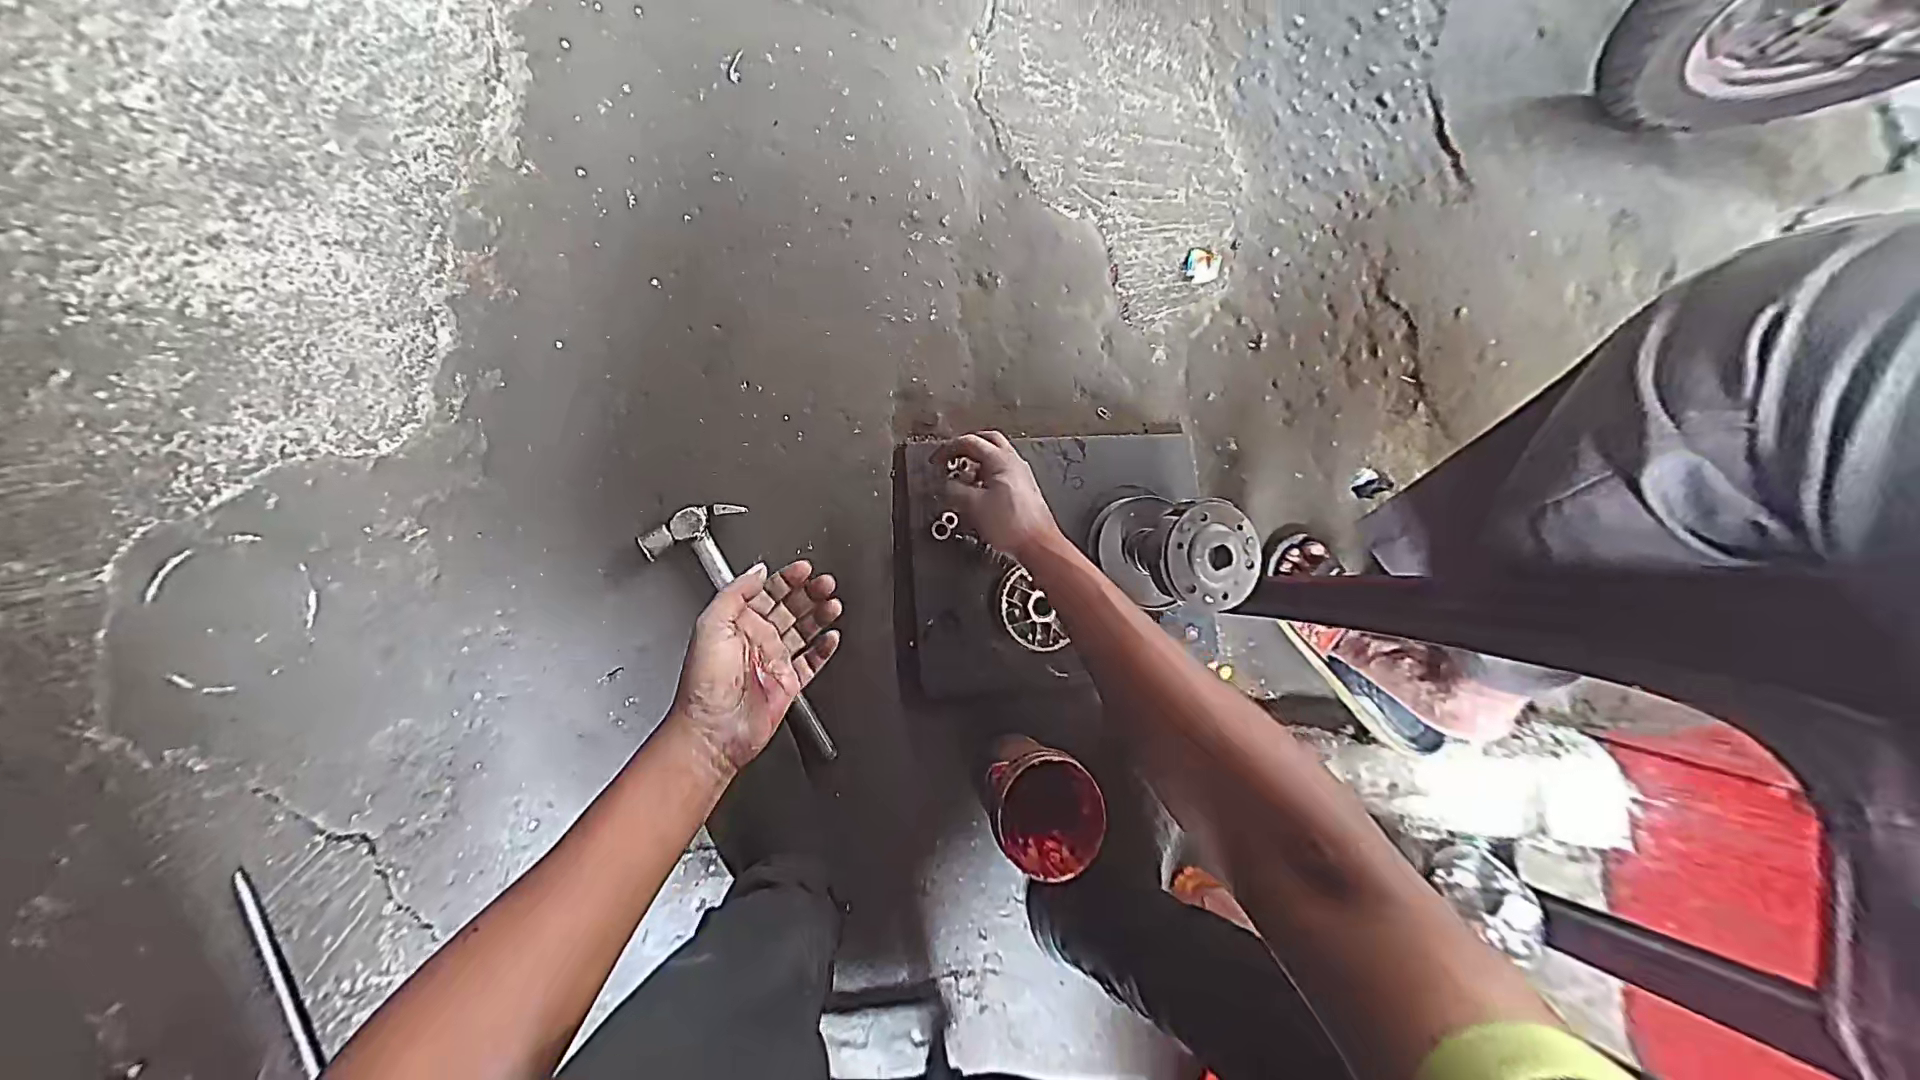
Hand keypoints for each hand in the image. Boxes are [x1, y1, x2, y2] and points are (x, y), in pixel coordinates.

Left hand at [669, 561, 841, 775]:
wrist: (713, 731)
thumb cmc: (703, 685)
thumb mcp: (711, 623)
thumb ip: (735, 592)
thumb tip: (757, 570)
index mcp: (737, 623)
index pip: (767, 591)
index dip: (788, 578)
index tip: (804, 569)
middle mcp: (756, 640)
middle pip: (790, 607)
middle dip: (809, 592)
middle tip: (825, 583)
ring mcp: (773, 662)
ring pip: (804, 630)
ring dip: (820, 615)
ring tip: (833, 603)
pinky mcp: (787, 684)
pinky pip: (811, 662)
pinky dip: (824, 649)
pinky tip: (832, 637)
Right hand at [937, 431, 1062, 560]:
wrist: (1037, 546)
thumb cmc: (1015, 526)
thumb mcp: (973, 506)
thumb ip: (954, 490)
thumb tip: (945, 484)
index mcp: (1002, 460)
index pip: (970, 442)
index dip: (949, 449)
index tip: (937, 460)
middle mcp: (1014, 464)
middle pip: (986, 443)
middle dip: (965, 449)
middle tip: (950, 458)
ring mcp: (1020, 477)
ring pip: (994, 460)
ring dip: (975, 465)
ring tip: (960, 479)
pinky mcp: (1022, 491)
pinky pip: (1000, 475)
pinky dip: (984, 478)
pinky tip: (976, 494)